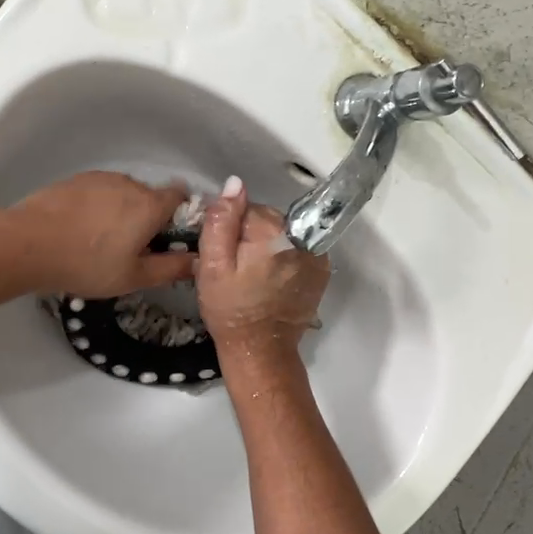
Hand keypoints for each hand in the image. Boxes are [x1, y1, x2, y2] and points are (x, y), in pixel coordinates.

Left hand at [0, 172, 195, 296]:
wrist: (27, 244)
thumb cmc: (86, 264)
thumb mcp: (133, 277)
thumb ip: (169, 268)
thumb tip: (196, 261)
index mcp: (149, 205)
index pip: (181, 196)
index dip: (181, 215)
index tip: (170, 238)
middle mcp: (129, 183)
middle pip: (150, 197)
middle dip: (147, 219)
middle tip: (132, 251)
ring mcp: (99, 178)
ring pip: (122, 194)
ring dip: (121, 213)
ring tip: (100, 243)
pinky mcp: (75, 180)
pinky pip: (98, 193)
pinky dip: (97, 208)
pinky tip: (80, 231)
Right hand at [197, 179, 330, 354]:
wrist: (260, 350)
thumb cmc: (231, 310)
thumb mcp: (212, 266)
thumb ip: (221, 221)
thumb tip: (235, 184)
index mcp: (271, 231)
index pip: (247, 208)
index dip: (231, 229)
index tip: (225, 255)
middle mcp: (300, 236)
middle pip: (267, 218)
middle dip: (250, 236)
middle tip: (237, 268)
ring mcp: (315, 254)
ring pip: (282, 233)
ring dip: (268, 247)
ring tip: (255, 277)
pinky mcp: (320, 271)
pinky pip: (297, 249)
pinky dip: (284, 259)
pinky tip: (271, 280)